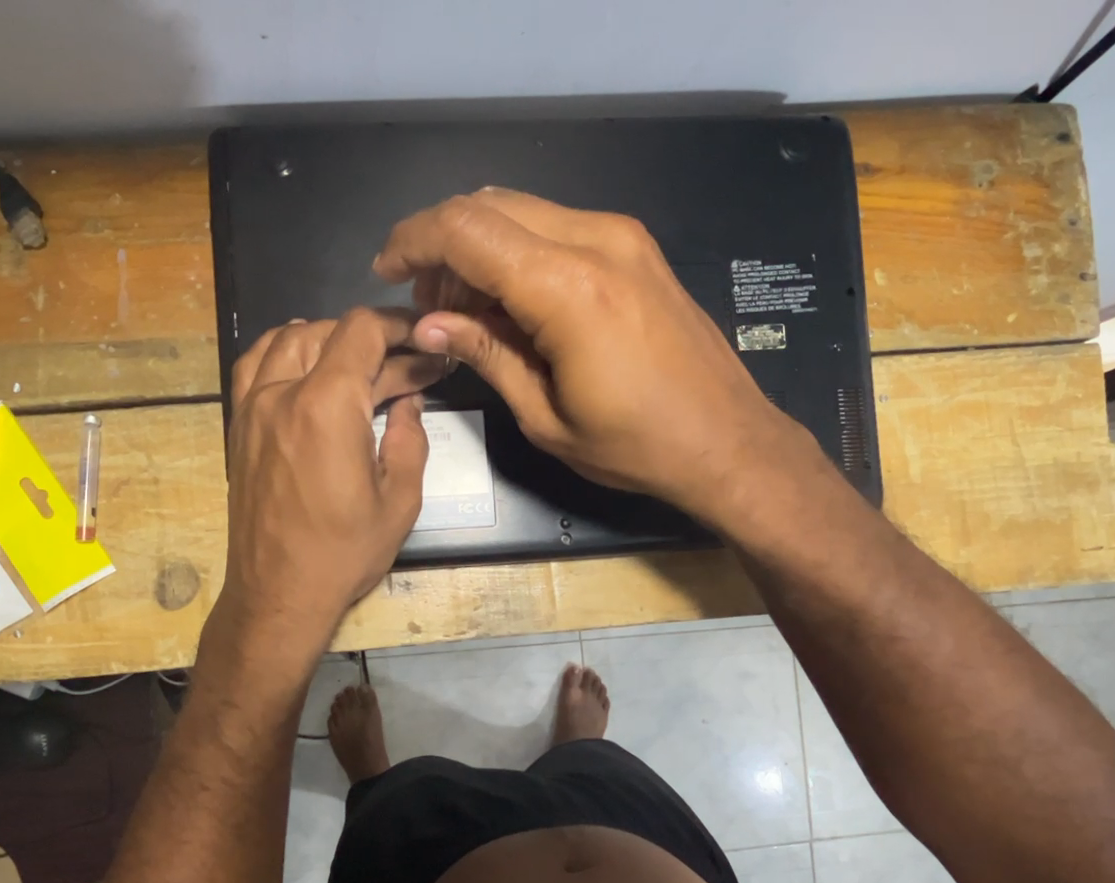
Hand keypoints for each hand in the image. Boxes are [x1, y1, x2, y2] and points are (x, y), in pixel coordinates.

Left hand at [214, 309, 443, 647]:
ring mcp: (252, 408)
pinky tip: (306, 368)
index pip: (361, 331)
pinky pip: (254, 366)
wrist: (278, 593)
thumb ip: (409, 439)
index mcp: (327, 405)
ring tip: (361, 361)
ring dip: (328, 339)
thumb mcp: (400, 500)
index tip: (425, 339)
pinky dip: (283, 352)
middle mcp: (282, 392)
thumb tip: (407, 402)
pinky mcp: (239, 427)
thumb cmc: (344, 553)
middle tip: (408, 366)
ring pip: (286, 340)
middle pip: (327, 332)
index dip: (399, 325)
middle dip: (373, 340)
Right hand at [374, 188, 827, 527]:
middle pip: (489, 205)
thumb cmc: (635, 445)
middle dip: (441, 243)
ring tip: (463, 307)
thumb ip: (485, 355)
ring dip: (479, 245)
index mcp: (567, 288)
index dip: (412, 241)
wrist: (728, 440)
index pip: (465, 230)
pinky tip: (510, 299)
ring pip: (522, 209)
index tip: (386, 272)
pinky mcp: (636, 248)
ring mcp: (622, 237)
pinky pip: (556, 226)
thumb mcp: (546, 416)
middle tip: (426, 302)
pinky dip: (517, 250)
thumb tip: (426, 324)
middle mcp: (596, 241)